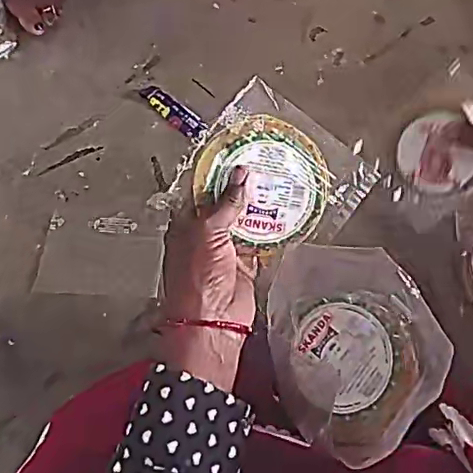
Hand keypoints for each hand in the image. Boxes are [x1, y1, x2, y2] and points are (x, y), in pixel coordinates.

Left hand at [157, 168, 257, 388]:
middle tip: (262, 163)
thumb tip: (241, 174)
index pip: (201, 189)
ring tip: (277, 181)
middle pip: (225, 202)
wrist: (213, 320)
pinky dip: (272, 229)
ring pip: (244, 219)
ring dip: (259, 205)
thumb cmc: (197, 277)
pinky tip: (285, 212)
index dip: (217, 171)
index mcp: (187, 222)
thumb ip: (226, 203)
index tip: (235, 153)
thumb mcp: (208, 232)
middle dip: (242, 185)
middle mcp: (205, 233)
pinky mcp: (247, 261)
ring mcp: (227, 248)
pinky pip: (261, 240)